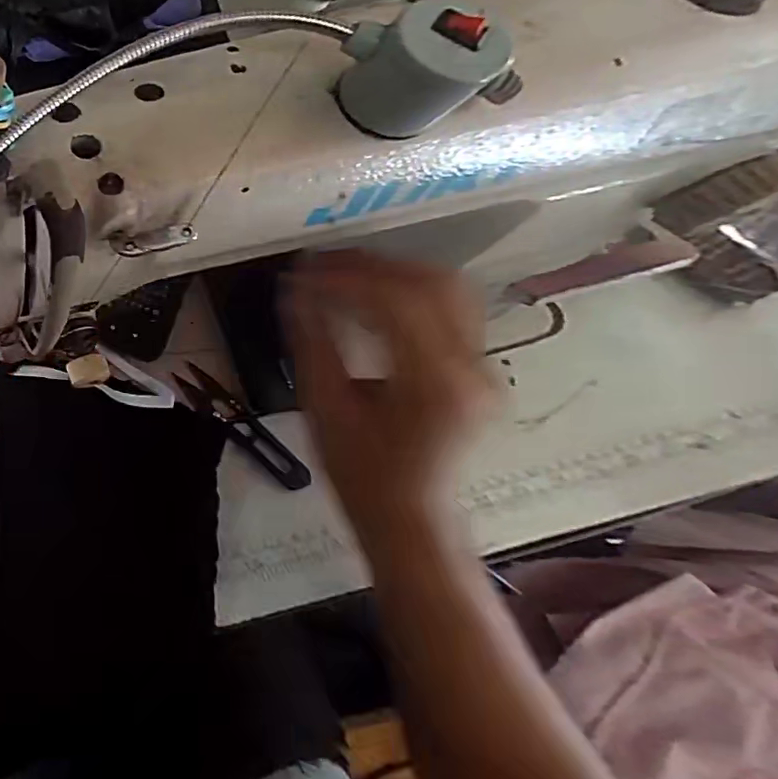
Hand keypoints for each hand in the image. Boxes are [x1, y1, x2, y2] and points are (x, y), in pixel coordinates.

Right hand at [281, 252, 496, 537]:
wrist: (408, 515)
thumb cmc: (361, 474)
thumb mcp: (325, 412)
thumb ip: (312, 347)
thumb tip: (294, 297)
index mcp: (433, 383)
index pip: (395, 302)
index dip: (345, 278)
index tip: (302, 274)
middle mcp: (472, 367)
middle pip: (433, 284)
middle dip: (372, 265)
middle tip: (322, 263)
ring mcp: (483, 366)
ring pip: (450, 290)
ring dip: (394, 273)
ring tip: (345, 273)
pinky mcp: (478, 368)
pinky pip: (450, 311)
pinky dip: (409, 294)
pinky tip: (372, 298)